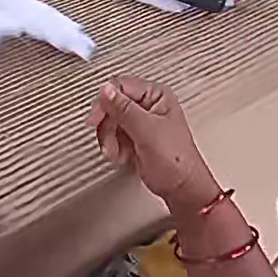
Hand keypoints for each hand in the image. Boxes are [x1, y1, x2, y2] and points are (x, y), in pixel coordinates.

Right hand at [88, 77, 217, 206]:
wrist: (180, 189)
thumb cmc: (176, 160)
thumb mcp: (146, 129)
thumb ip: (124, 108)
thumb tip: (106, 90)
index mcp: (156, 95)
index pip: (121, 87)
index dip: (106, 101)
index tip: (97, 116)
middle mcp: (148, 106)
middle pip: (112, 105)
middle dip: (108, 125)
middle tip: (108, 138)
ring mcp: (141, 123)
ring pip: (110, 122)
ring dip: (109, 139)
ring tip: (117, 151)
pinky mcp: (134, 138)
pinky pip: (113, 136)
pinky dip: (113, 148)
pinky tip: (122, 156)